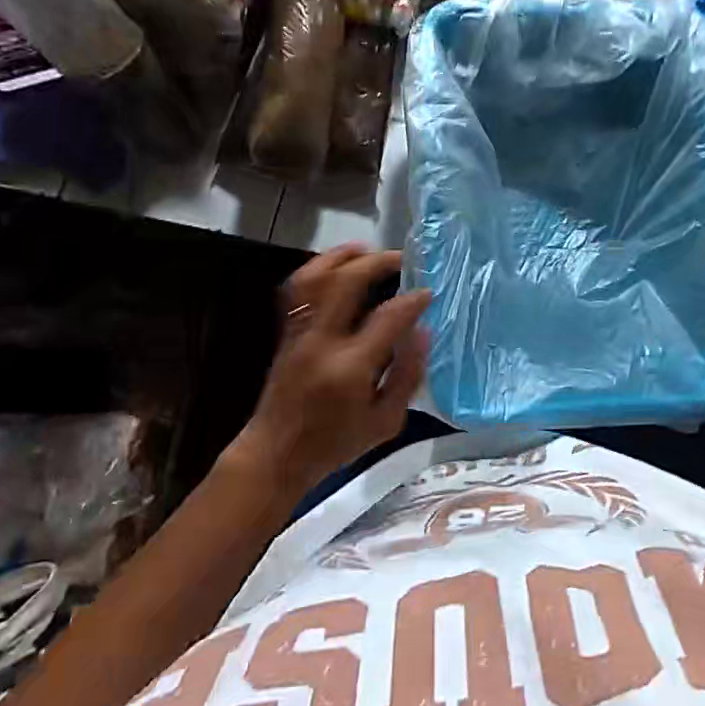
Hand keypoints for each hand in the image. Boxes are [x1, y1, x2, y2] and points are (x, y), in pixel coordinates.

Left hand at [223, 246, 431, 496]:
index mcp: (350, 368)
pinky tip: (337, 267)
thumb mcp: (386, 422)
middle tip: (402, 260)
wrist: (276, 453)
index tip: (428, 292)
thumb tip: (422, 332)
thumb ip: (408, 375)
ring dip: (342, 257)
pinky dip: (318, 269)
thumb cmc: (336, 443)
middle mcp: (321, 342)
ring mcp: (299, 334)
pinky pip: (298, 289)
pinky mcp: (286, 332)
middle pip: (346, 283)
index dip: (412, 300)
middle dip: (377, 263)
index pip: (386, 318)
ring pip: (315, 278)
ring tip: (368, 252)